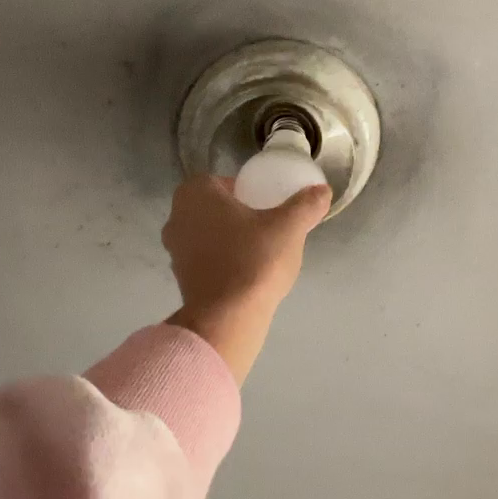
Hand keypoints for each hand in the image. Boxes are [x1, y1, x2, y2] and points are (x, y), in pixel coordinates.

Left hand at [162, 174, 329, 383]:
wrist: (228, 317)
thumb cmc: (255, 260)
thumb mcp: (289, 227)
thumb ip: (306, 205)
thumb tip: (323, 190)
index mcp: (195, 194)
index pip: (219, 181)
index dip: (243, 190)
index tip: (265, 204)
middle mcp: (176, 217)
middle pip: (211, 208)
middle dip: (235, 214)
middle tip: (265, 225)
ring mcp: (174, 251)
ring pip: (206, 235)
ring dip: (227, 239)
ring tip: (258, 251)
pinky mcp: (180, 279)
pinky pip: (204, 261)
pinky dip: (222, 262)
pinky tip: (246, 273)